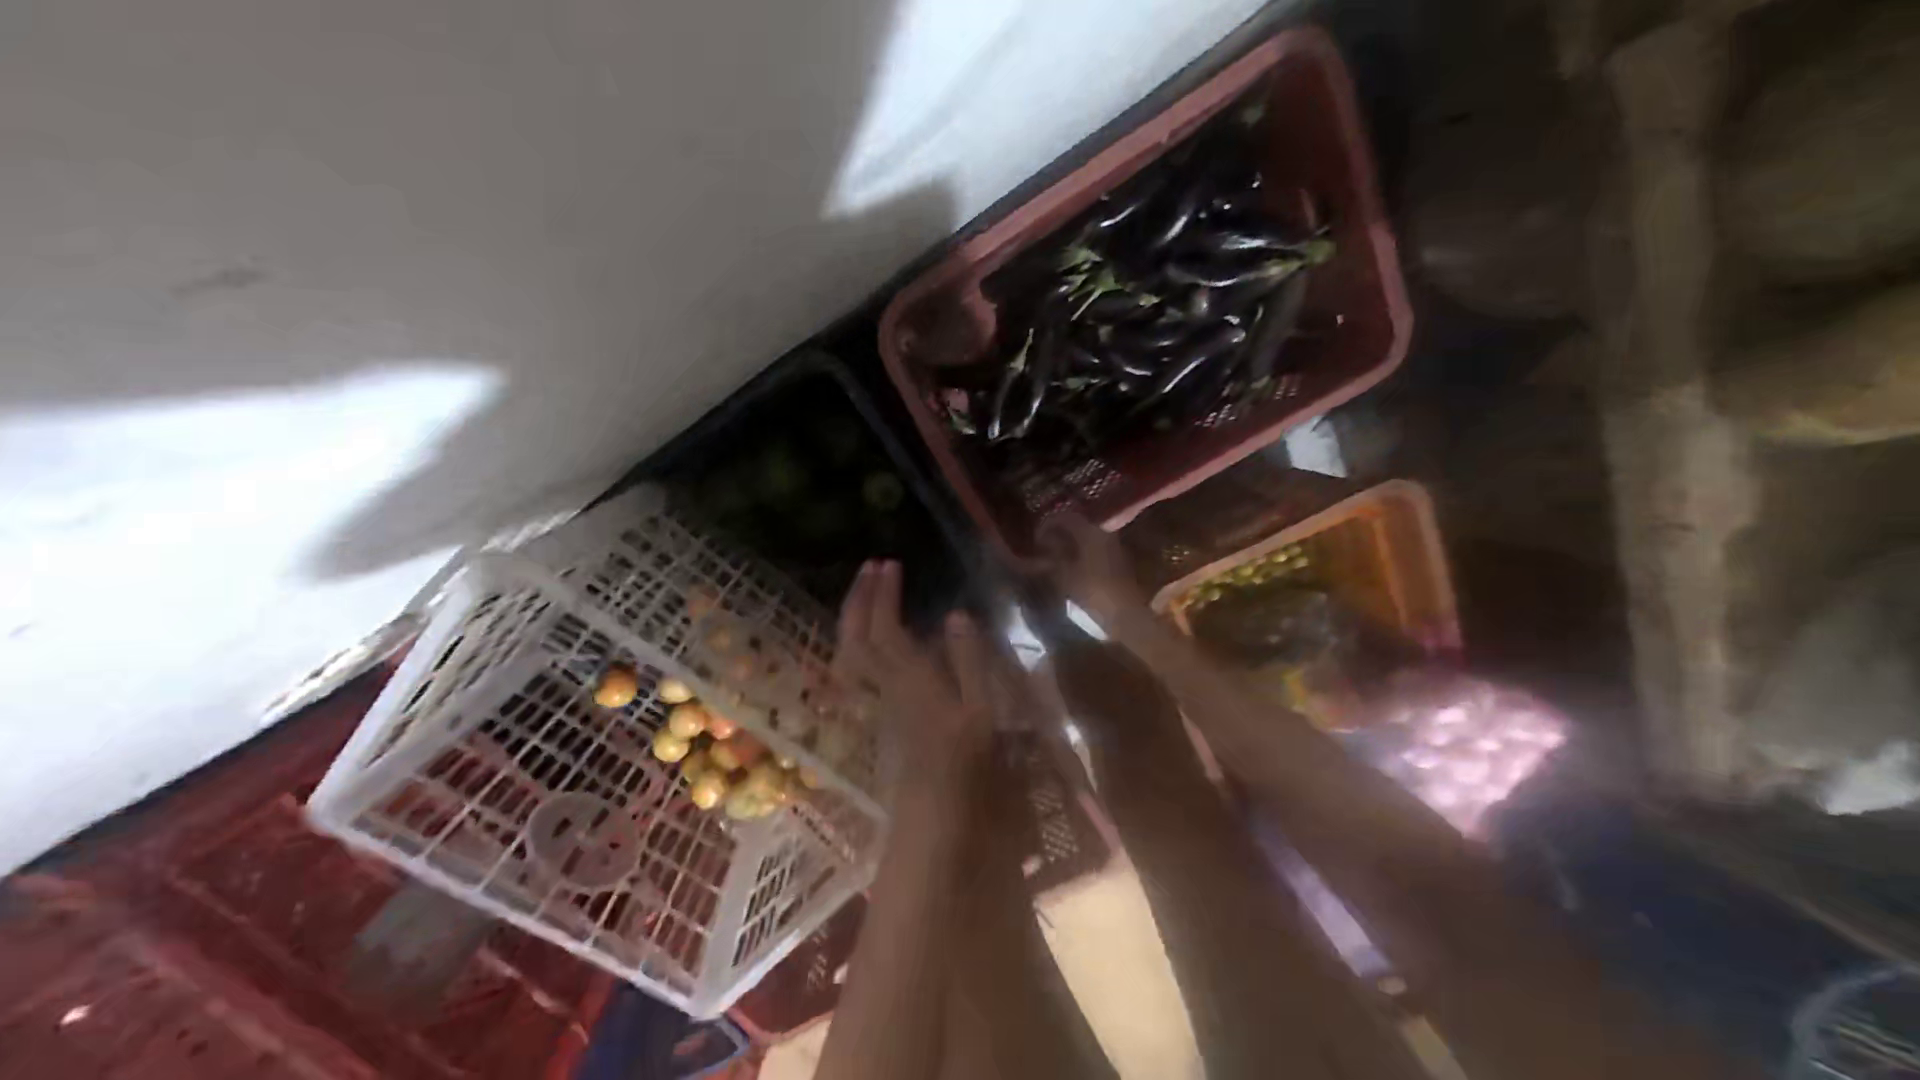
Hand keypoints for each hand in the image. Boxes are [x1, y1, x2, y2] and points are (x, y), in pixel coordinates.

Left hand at [835, 560, 990, 788]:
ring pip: (850, 652)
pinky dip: (856, 639)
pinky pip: (856, 666)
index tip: (890, 564)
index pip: (887, 629)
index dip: (885, 595)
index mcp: (912, 680)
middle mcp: (887, 686)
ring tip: (864, 591)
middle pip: (857, 636)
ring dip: (852, 616)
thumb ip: (969, 661)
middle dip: (860, 598)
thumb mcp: (982, 711)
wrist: (938, 812)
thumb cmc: (968, 764)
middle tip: (870, 567)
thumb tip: (956, 614)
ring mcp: (879, 700)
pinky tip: (868, 635)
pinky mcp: (881, 712)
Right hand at [1037, 512, 1149, 630]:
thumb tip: (1044, 544)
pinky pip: (1095, 548)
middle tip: (1043, 547)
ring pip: (1086, 537)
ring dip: (1070, 544)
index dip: (1047, 524)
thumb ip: (1052, 555)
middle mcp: (1104, 532)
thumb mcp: (1065, 574)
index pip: (1064, 517)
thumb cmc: (1093, 592)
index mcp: (1090, 532)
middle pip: (1077, 525)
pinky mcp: (1119, 560)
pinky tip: (1071, 566)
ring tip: (1054, 558)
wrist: (1126, 614)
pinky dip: (1081, 553)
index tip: (1035, 538)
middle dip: (1059, 534)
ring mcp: (1114, 545)